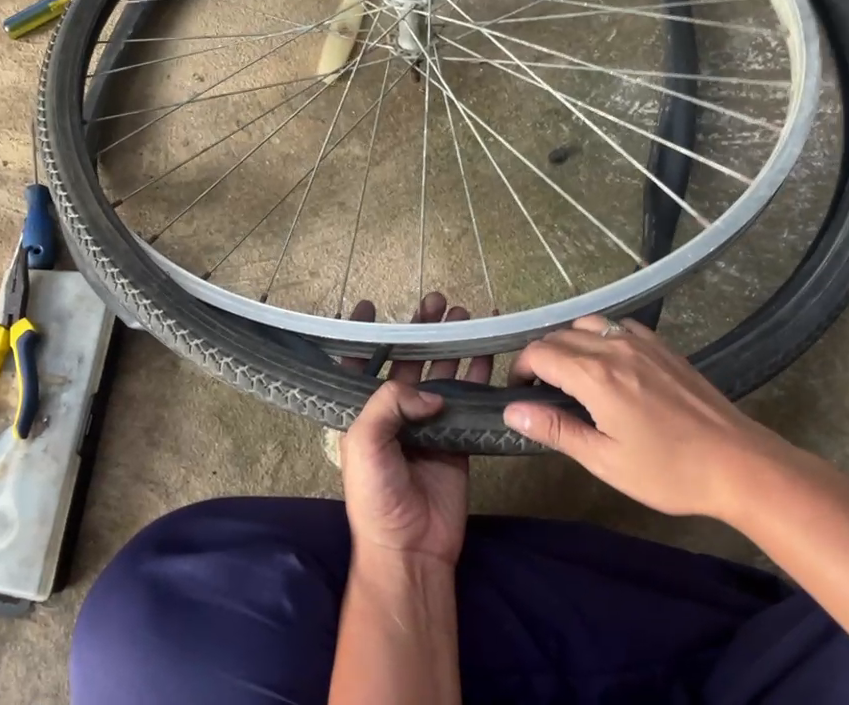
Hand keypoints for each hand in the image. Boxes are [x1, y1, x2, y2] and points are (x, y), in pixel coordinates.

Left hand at [339, 293, 492, 566]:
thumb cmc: (375, 496)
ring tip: (464, 314)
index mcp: (362, 411)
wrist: (410, 547)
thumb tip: (431, 391)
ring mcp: (426, 423)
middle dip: (419, 328)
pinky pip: (468, 398)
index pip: (359, 362)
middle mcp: (393, 412)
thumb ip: (389, 403)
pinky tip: (488, 351)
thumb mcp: (364, 442)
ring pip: (440, 372)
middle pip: (407, 358)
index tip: (370, 304)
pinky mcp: (456, 437)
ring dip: (451, 344)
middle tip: (435, 300)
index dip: (363, 333)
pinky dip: (479, 373)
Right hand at [502, 314, 797, 521]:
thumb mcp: (605, 460)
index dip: (519, 370)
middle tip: (542, 393)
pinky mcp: (663, 346)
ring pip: (587, 324)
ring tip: (572, 376)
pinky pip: (618, 325)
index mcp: (595, 376)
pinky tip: (609, 365)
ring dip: (568, 343)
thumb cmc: (669, 471)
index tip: (520, 395)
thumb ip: (555, 429)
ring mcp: (641, 342)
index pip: (538, 353)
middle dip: (540, 358)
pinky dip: (600, 336)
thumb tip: (511, 410)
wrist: (739, 464)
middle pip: (558, 335)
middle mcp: (614, 347)